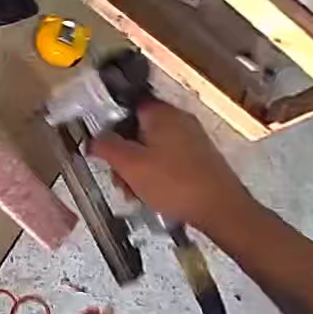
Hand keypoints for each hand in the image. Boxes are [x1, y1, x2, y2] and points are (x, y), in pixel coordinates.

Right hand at [88, 100, 260, 240]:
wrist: (220, 208)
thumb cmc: (175, 183)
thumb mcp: (130, 165)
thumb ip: (106, 147)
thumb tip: (92, 140)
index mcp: (161, 113)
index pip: (127, 105)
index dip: (110, 124)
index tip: (102, 145)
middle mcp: (178, 119)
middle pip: (138, 129)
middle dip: (124, 155)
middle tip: (120, 178)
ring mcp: (191, 138)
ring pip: (152, 147)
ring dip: (138, 168)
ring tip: (135, 192)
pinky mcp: (199, 158)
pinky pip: (168, 160)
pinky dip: (156, 174)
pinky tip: (153, 194)